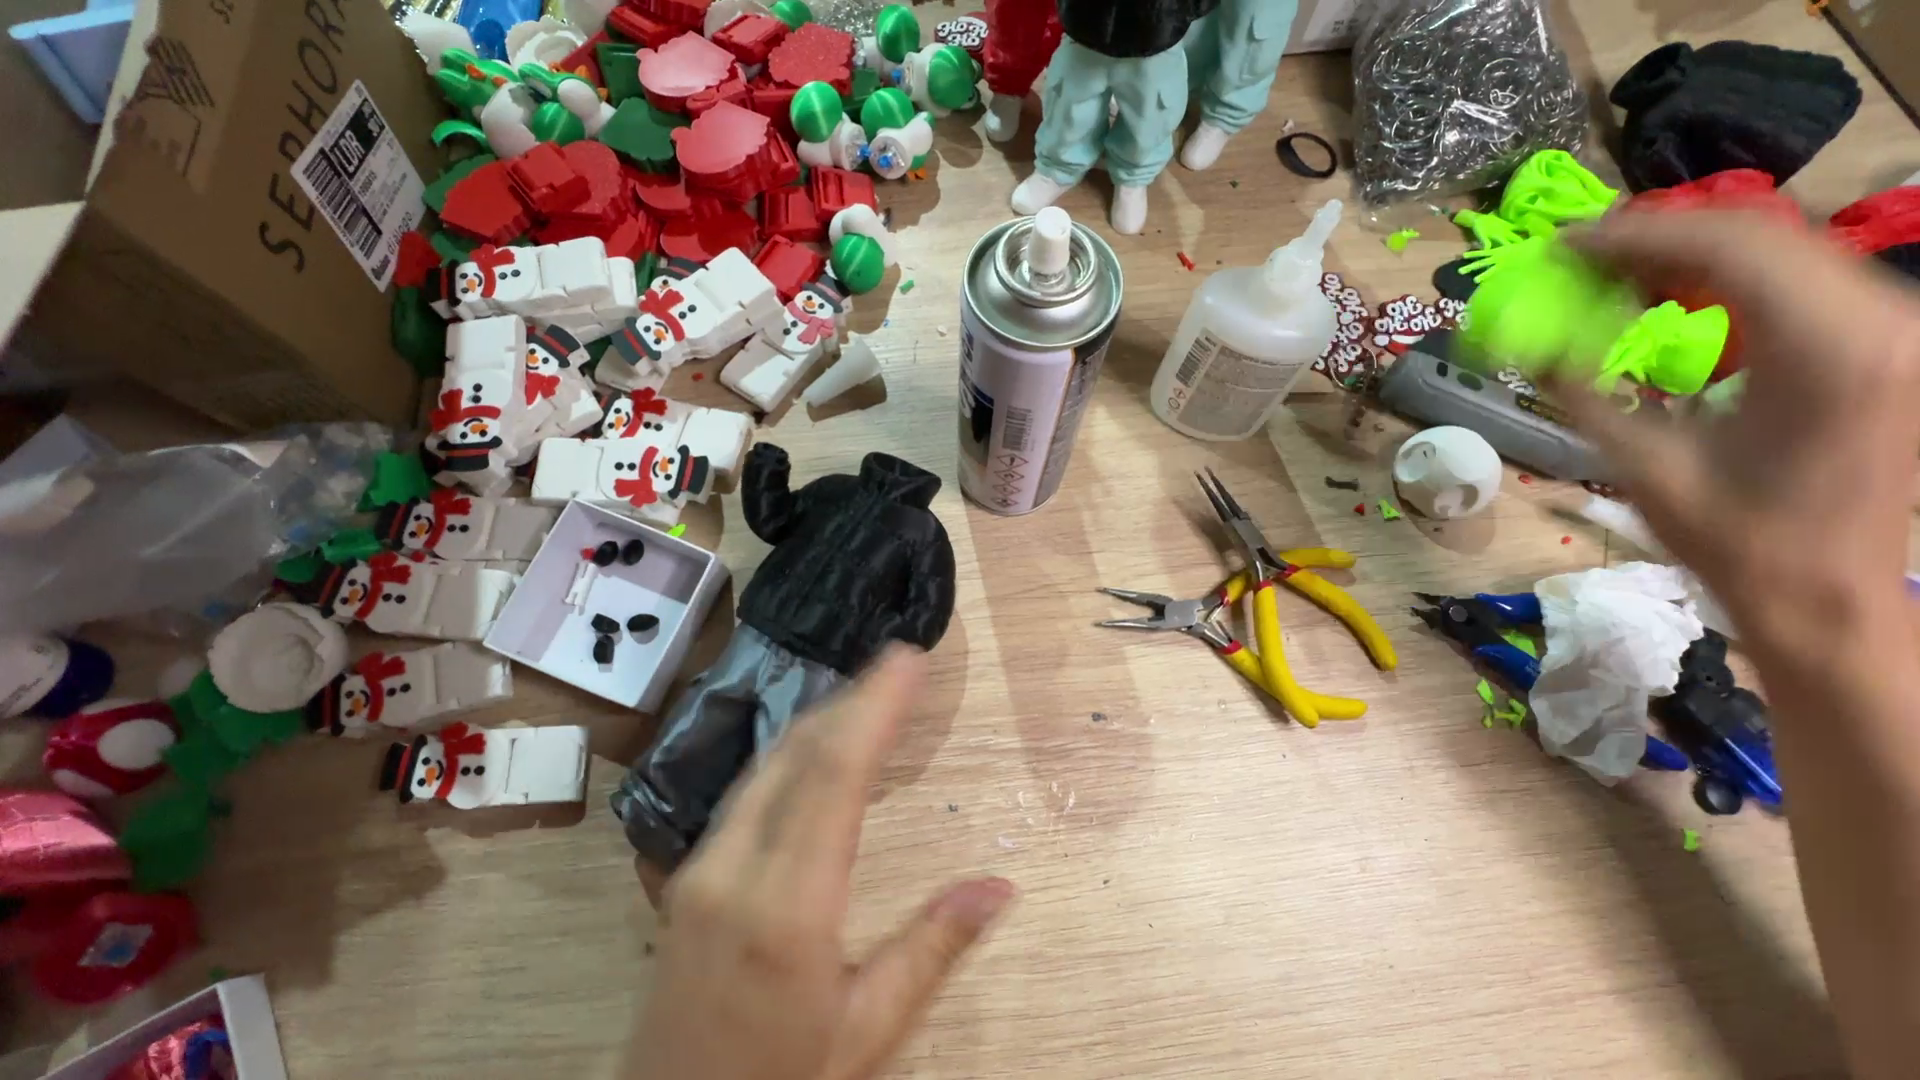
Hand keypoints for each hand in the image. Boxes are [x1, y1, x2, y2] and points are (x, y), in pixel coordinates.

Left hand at [630, 645, 1014, 1079]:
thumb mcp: (869, 1031)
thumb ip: (933, 948)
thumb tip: (1001, 884)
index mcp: (787, 908)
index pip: (834, 778)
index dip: (873, 708)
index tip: (907, 659)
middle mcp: (733, 870)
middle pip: (795, 756)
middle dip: (851, 699)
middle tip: (900, 663)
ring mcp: (701, 868)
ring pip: (765, 767)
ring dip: (821, 721)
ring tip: (871, 694)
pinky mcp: (688, 876)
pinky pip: (747, 792)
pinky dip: (793, 756)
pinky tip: (820, 752)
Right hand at [1551, 212, 1919, 659]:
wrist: (1831, 596)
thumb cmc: (1736, 543)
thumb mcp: (1643, 466)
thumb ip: (1585, 392)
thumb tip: (1526, 343)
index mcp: (1828, 351)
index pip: (1728, 249)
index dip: (1634, 236)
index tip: (1562, 245)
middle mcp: (1885, 320)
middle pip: (1761, 234)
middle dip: (1659, 236)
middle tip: (1578, 256)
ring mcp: (1899, 328)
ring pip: (1785, 248)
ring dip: (1692, 254)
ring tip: (1614, 273)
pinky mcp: (1893, 342)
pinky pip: (1804, 278)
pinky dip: (1731, 276)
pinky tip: (1676, 295)